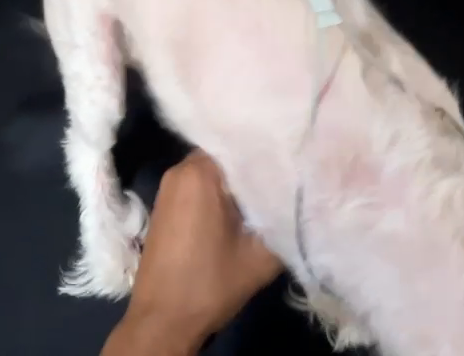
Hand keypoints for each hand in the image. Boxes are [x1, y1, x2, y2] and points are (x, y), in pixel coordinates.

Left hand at [101, 151, 283, 355]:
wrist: (162, 320)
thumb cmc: (209, 284)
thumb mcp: (259, 256)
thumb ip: (284, 220)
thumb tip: (301, 196)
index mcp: (200, 171)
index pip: (240, 144)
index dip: (267, 152)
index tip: (289, 162)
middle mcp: (180, 168)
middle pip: (226, 155)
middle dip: (252, 168)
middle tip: (281, 179)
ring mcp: (169, 185)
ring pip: (212, 170)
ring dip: (235, 183)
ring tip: (264, 195)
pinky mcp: (164, 203)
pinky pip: (197, 184)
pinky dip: (217, 192)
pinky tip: (237, 210)